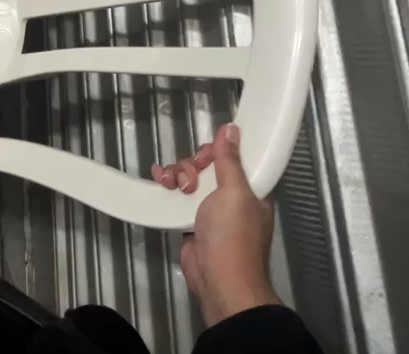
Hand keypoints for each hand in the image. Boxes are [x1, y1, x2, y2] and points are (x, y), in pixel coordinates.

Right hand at [151, 123, 279, 326]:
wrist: (218, 279)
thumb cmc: (233, 235)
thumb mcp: (234, 192)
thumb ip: (229, 160)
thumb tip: (232, 129)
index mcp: (249, 191)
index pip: (233, 160)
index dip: (218, 152)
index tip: (207, 153)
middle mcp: (230, 199)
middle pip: (206, 166)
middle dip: (192, 165)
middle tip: (190, 177)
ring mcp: (209, 210)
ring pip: (189, 178)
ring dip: (177, 174)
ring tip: (171, 184)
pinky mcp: (189, 220)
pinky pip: (176, 195)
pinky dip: (166, 186)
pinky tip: (159, 180)